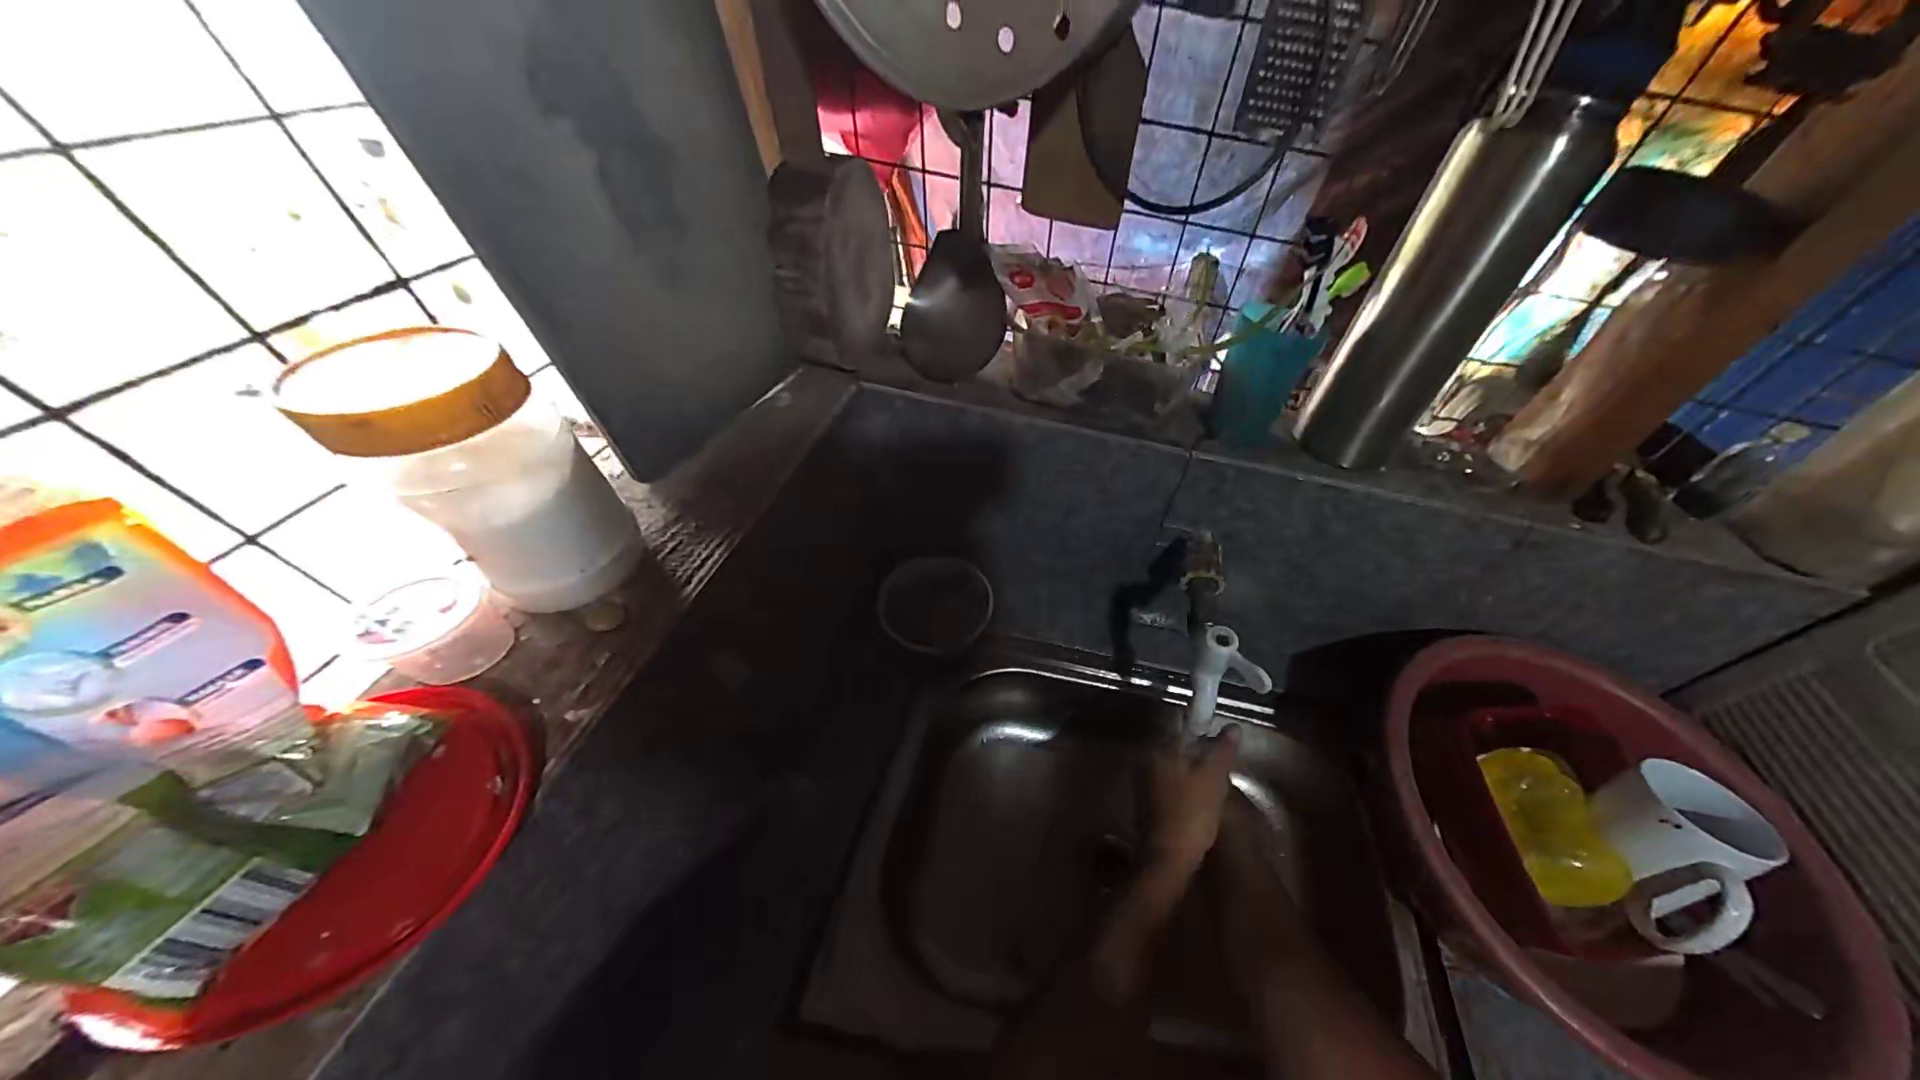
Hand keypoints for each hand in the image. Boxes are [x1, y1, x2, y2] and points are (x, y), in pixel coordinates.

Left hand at [1145, 725, 1239, 875]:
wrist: (1168, 856)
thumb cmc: (1192, 814)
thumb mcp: (1213, 780)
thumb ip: (1222, 751)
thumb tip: (1233, 727)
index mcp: (1160, 752)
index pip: (1184, 732)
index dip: (1207, 739)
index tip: (1223, 752)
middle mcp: (1147, 763)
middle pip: (1179, 752)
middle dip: (1201, 760)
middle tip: (1222, 777)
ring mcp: (1143, 783)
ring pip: (1175, 771)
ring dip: (1194, 777)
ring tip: (1214, 794)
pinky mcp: (1146, 803)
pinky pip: (1170, 788)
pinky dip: (1185, 792)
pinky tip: (1199, 807)